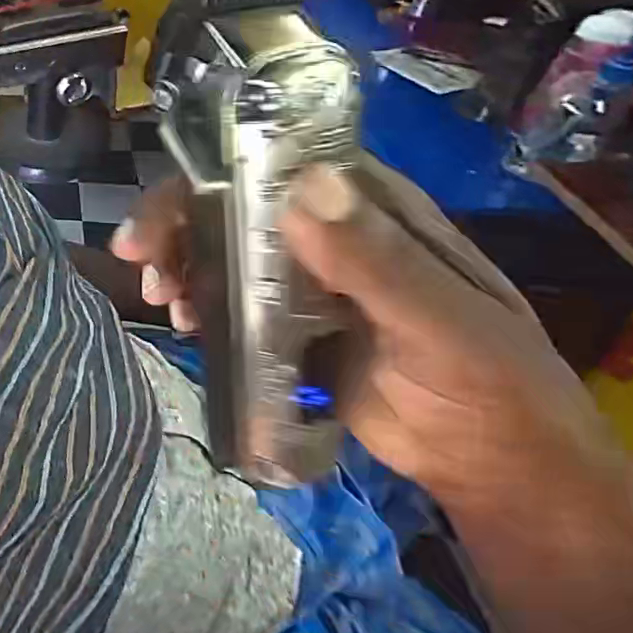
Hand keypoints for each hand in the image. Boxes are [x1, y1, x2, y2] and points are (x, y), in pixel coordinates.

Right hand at [112, 158, 619, 508]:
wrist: (494, 470)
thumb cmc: (494, 389)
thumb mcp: (444, 324)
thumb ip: (378, 262)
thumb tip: (304, 187)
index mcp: (372, 209)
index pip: (280, 163)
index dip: (217, 172)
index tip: (170, 206)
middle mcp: (328, 230)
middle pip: (233, 201)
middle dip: (175, 221)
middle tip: (139, 257)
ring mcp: (300, 276)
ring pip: (219, 245)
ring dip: (178, 261)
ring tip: (162, 298)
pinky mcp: (281, 320)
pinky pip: (224, 295)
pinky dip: (193, 299)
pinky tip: (185, 322)